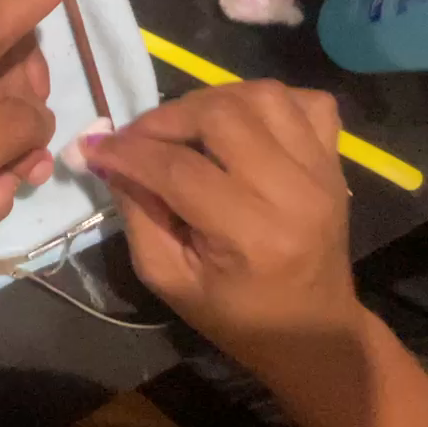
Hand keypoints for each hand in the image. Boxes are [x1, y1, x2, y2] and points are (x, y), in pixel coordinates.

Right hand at [79, 81, 364, 368]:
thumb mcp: (166, 275)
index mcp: (252, 234)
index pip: (180, 169)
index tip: (92, 147)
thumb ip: (137, 213)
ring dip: (208, 101)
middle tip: (135, 139)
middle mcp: (295, 192)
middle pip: (222, 116)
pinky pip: (304, 102)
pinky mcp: (335, 160)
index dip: (128, 152)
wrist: (311, 330)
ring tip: (180, 127)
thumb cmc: (232, 313)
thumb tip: (108, 158)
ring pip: (261, 96)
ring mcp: (322, 170)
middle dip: (164, 119)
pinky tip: (236, 125)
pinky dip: (262, 102)